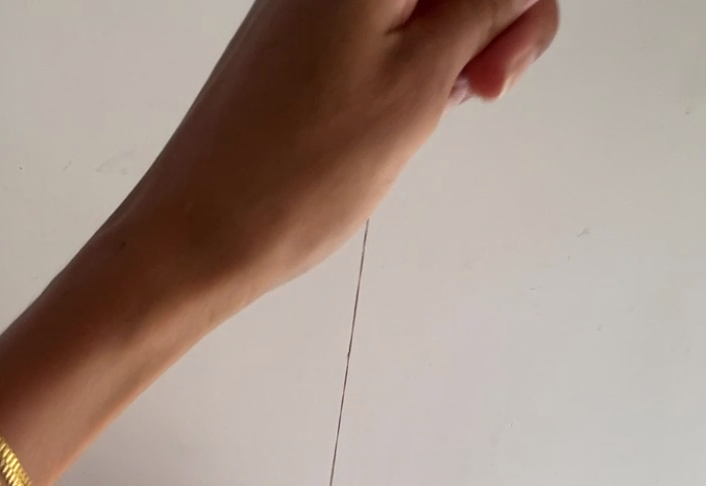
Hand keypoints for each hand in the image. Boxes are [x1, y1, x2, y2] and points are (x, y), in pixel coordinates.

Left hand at [113, 0, 560, 298]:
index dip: (514, 6)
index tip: (500, 65)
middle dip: (483, 24)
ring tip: (410, 124)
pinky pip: (366, 44)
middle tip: (475, 93)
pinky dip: (392, 77)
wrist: (191, 242)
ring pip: (410, 14)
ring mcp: (300, 15)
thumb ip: (484, 9)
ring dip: (438, 58)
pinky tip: (378, 127)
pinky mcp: (283, 59)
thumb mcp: (417, 85)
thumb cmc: (293, 176)